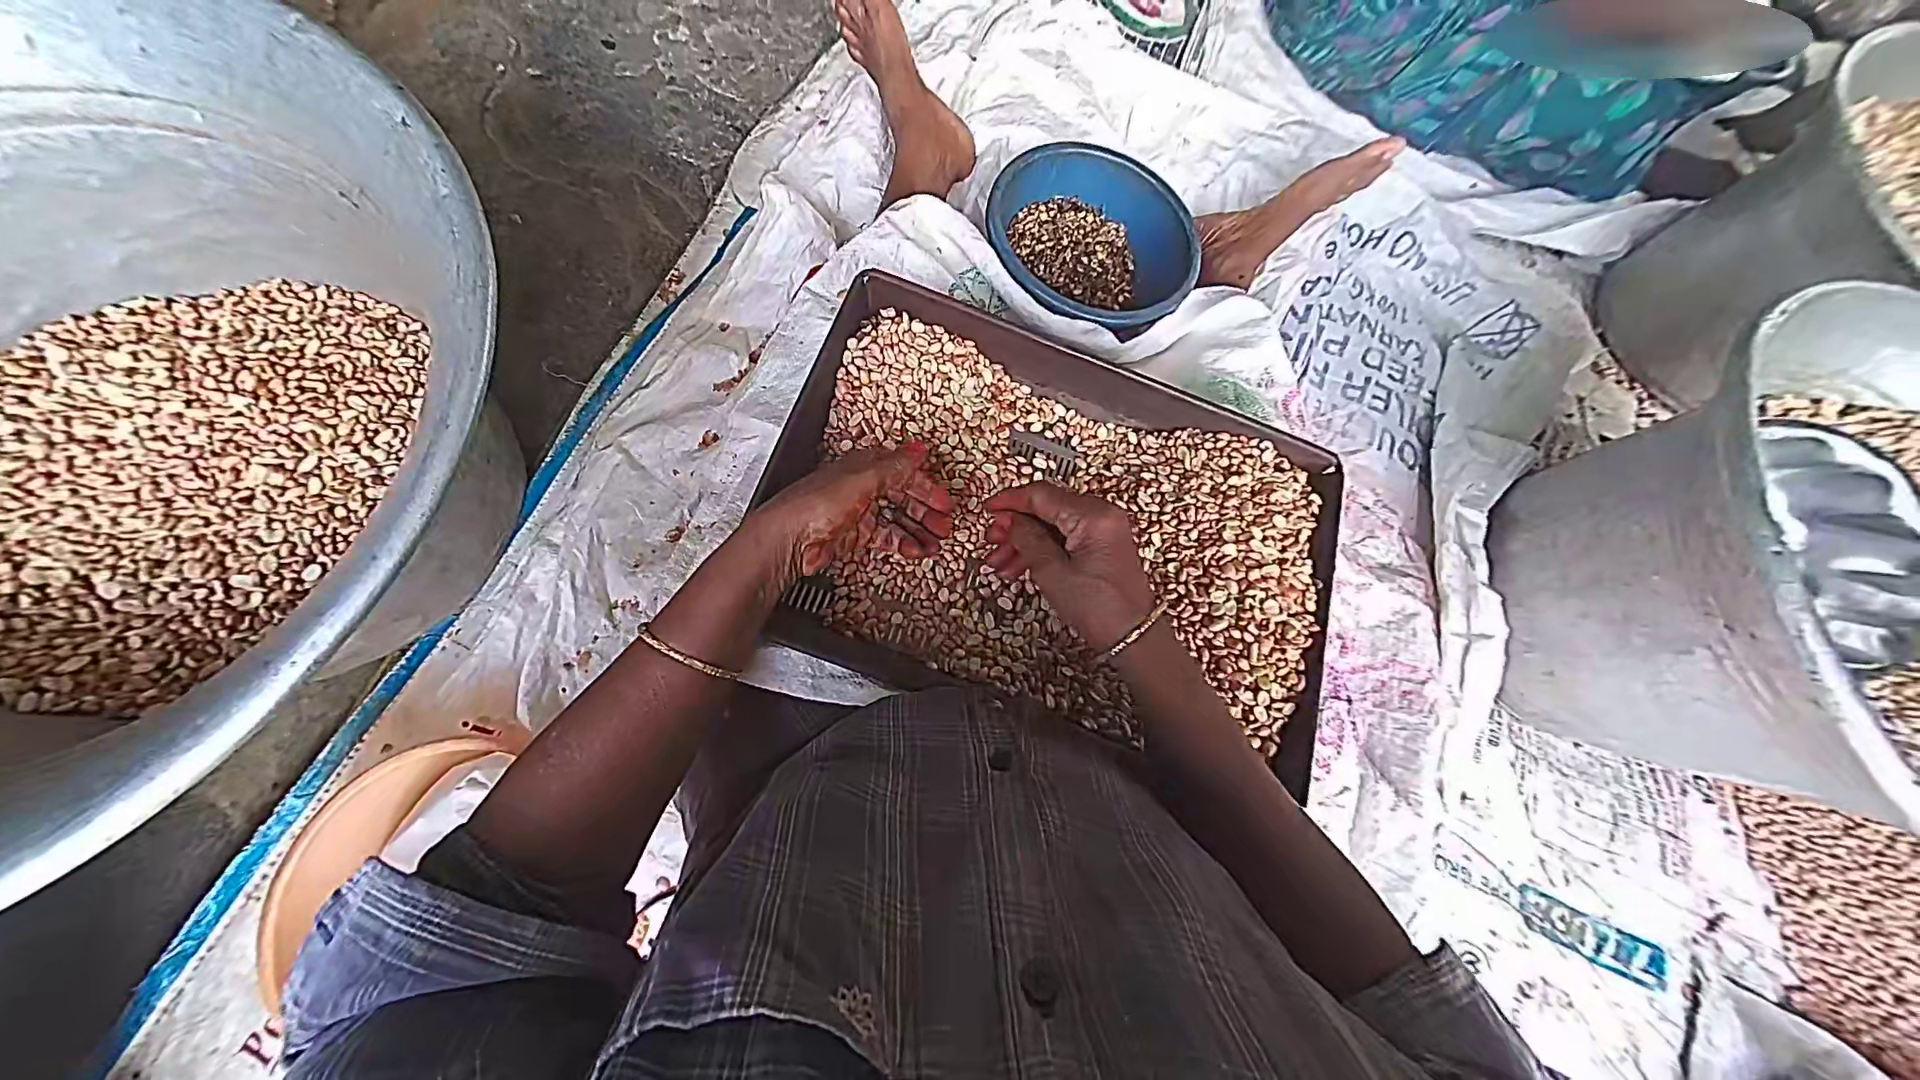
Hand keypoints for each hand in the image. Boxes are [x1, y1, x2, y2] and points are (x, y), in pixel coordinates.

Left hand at [745, 442, 953, 586]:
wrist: (787, 540)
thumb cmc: (813, 506)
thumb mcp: (861, 480)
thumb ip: (893, 468)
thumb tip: (917, 451)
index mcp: (863, 468)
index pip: (903, 473)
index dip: (925, 486)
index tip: (944, 501)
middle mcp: (861, 488)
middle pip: (903, 496)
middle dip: (926, 511)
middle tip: (945, 524)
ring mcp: (858, 513)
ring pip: (897, 519)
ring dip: (918, 530)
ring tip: (936, 542)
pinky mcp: (853, 536)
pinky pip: (885, 538)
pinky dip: (903, 544)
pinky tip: (915, 551)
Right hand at [983, 482, 1156, 650]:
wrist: (1131, 636)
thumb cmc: (1101, 608)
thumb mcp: (1052, 573)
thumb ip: (1028, 539)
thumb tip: (1011, 521)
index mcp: (1093, 516)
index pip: (1042, 494)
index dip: (1010, 500)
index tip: (990, 507)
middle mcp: (1101, 515)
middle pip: (1046, 508)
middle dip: (1015, 525)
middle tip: (993, 539)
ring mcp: (1103, 529)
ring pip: (1052, 525)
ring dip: (1024, 541)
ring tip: (1002, 561)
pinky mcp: (1102, 544)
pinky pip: (1064, 537)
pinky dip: (1041, 549)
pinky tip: (1020, 566)